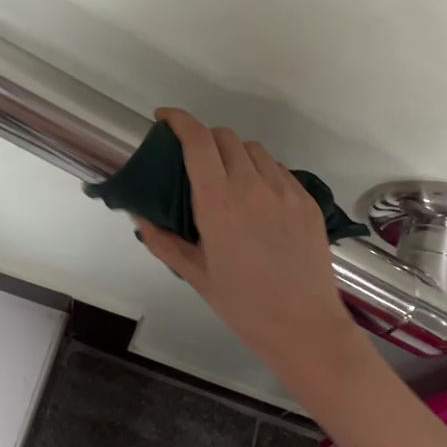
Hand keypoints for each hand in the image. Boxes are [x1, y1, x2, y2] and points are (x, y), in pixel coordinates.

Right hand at [136, 108, 361, 379]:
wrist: (304, 327)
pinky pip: (279, 169)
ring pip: (253, 149)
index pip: (197, 140)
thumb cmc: (243, 305)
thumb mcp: (195, 275)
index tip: (164, 119)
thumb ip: (162, 240)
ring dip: (233, 153)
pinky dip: (260, 170)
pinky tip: (257, 197)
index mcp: (218, 203)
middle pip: (224, 136)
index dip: (178, 120)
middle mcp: (251, 187)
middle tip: (192, 158)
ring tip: (227, 177)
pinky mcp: (306, 201)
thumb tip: (139, 215)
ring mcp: (284, 191)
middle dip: (203, 137)